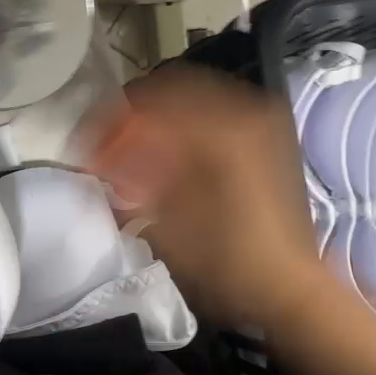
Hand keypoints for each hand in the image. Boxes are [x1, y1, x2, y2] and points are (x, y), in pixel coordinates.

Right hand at [87, 68, 330, 328]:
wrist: (289, 287)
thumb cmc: (226, 262)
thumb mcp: (164, 224)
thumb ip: (130, 181)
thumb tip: (103, 160)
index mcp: (220, 129)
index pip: (149, 100)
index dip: (110, 120)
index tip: (86, 143)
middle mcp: (247, 110)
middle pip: (173, 86)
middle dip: (133, 113)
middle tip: (107, 141)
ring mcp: (264, 119)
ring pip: (196, 94)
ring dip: (159, 116)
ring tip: (134, 146)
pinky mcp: (271, 136)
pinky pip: (217, 111)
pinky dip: (186, 124)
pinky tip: (169, 151)